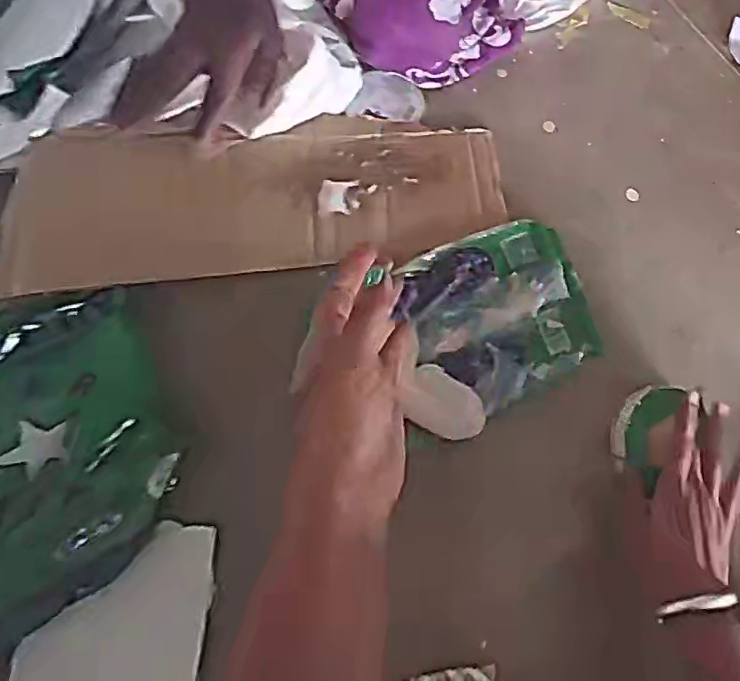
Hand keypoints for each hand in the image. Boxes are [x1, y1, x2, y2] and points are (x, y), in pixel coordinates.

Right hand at [110, 0, 286, 149]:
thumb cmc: (255, 12)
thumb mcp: (272, 42)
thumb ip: (265, 74)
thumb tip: (258, 105)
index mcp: (227, 58)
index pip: (217, 96)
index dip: (208, 121)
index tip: (197, 144)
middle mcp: (197, 55)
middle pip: (168, 87)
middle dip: (145, 109)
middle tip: (121, 129)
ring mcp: (179, 45)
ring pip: (154, 75)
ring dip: (134, 96)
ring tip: (114, 117)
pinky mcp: (172, 38)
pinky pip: (154, 64)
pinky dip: (139, 80)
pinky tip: (128, 91)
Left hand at [284, 246, 415, 532]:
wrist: (349, 492)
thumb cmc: (340, 429)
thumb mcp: (351, 368)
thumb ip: (368, 325)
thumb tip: (387, 284)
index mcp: (325, 351)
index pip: (337, 300)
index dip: (353, 273)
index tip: (374, 248)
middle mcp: (343, 360)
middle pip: (357, 315)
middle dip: (372, 287)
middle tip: (396, 261)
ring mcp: (366, 380)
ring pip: (379, 335)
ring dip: (391, 311)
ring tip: (411, 286)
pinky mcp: (388, 398)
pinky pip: (396, 360)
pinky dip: (405, 341)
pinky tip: (415, 328)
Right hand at [622, 396, 739, 608]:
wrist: (692, 598)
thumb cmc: (657, 563)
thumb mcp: (633, 528)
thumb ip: (629, 493)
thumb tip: (624, 463)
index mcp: (673, 485)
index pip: (679, 444)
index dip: (684, 419)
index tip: (688, 396)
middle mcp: (698, 487)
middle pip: (701, 447)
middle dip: (703, 420)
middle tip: (706, 396)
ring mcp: (716, 502)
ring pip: (719, 460)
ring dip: (721, 434)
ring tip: (724, 411)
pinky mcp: (727, 518)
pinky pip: (739, 488)